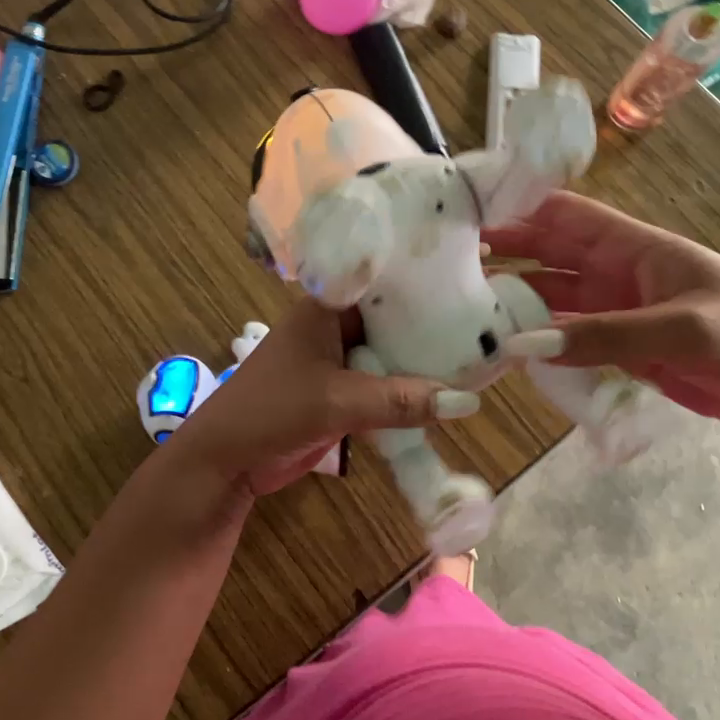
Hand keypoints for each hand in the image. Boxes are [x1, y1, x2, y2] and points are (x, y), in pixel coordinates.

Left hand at [165, 299, 478, 496]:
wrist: (224, 459)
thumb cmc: (269, 411)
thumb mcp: (335, 402)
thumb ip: (398, 401)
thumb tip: (467, 400)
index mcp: (326, 306)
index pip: (384, 276)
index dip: (426, 270)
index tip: (476, 260)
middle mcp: (335, 324)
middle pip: (395, 313)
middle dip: (437, 315)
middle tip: (495, 308)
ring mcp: (339, 357)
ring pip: (393, 348)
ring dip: (427, 354)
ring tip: (487, 345)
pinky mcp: (342, 390)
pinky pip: (386, 379)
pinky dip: (411, 384)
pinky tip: (451, 386)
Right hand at [483, 192, 719, 430]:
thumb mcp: (685, 329)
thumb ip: (605, 335)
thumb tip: (522, 344)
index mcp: (635, 246)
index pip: (564, 214)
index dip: (518, 205)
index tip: (466, 208)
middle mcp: (615, 270)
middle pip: (546, 250)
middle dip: (501, 249)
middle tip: (445, 257)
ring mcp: (613, 308)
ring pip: (548, 292)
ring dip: (511, 294)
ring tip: (461, 301)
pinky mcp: (614, 344)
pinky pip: (562, 332)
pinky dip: (532, 335)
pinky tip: (501, 341)